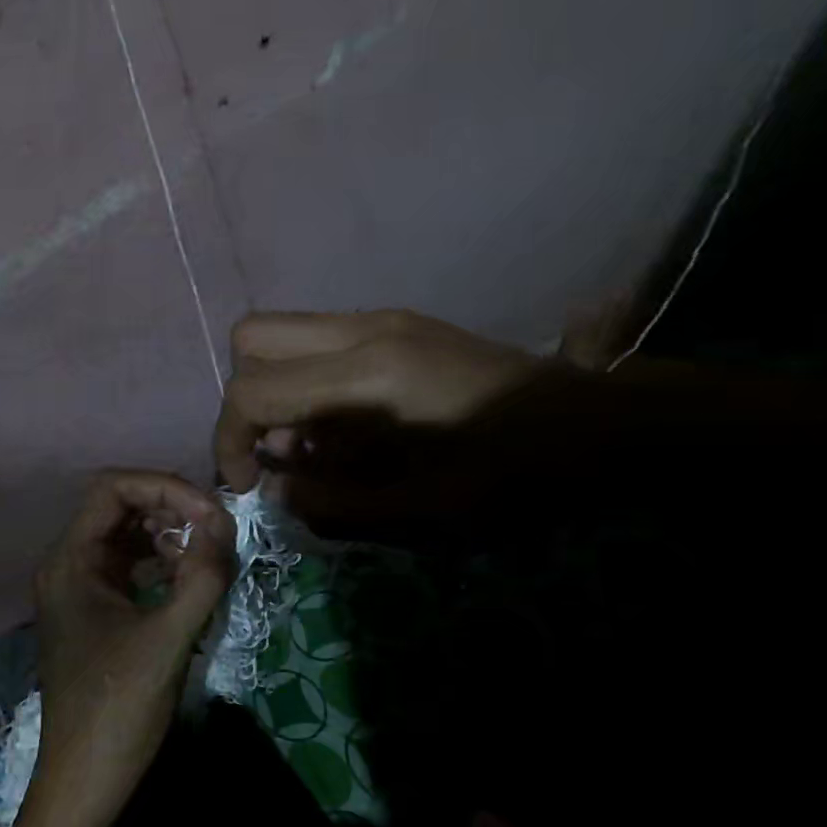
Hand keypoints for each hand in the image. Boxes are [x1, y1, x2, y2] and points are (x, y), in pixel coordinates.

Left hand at [33, 470, 233, 811]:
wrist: (83, 781)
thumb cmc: (117, 709)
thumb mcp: (167, 640)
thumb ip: (201, 577)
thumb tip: (225, 526)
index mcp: (70, 560)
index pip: (112, 488)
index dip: (164, 486)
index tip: (211, 514)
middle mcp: (67, 565)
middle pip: (119, 508)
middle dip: (170, 509)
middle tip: (217, 532)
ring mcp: (79, 589)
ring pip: (126, 537)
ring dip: (169, 536)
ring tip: (208, 556)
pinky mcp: (95, 613)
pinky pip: (129, 568)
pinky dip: (161, 564)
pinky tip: (190, 581)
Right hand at [215, 310, 537, 491]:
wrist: (596, 421)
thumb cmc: (515, 472)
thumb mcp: (423, 508)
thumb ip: (333, 502)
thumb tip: (274, 489)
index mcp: (368, 376)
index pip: (253, 390)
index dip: (230, 440)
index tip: (248, 482)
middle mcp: (363, 330)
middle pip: (251, 337)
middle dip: (243, 398)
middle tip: (274, 447)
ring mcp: (380, 318)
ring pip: (280, 333)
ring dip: (274, 387)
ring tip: (315, 442)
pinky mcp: (395, 323)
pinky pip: (316, 340)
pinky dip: (305, 380)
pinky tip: (345, 422)